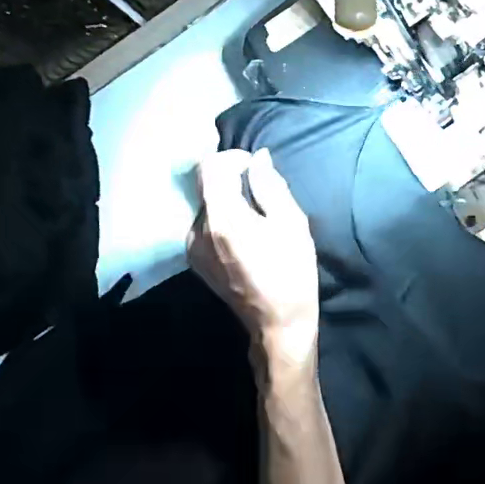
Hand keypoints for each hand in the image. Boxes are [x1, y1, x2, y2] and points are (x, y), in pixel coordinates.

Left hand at [189, 149, 319, 372]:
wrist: (277, 325)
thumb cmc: (291, 272)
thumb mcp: (291, 223)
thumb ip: (270, 185)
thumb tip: (257, 158)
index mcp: (222, 218)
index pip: (209, 166)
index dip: (233, 158)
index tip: (255, 168)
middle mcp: (198, 229)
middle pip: (205, 184)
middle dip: (231, 178)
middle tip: (260, 192)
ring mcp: (193, 247)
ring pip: (206, 203)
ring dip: (227, 199)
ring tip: (255, 216)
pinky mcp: (195, 259)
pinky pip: (205, 223)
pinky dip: (222, 217)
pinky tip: (245, 234)